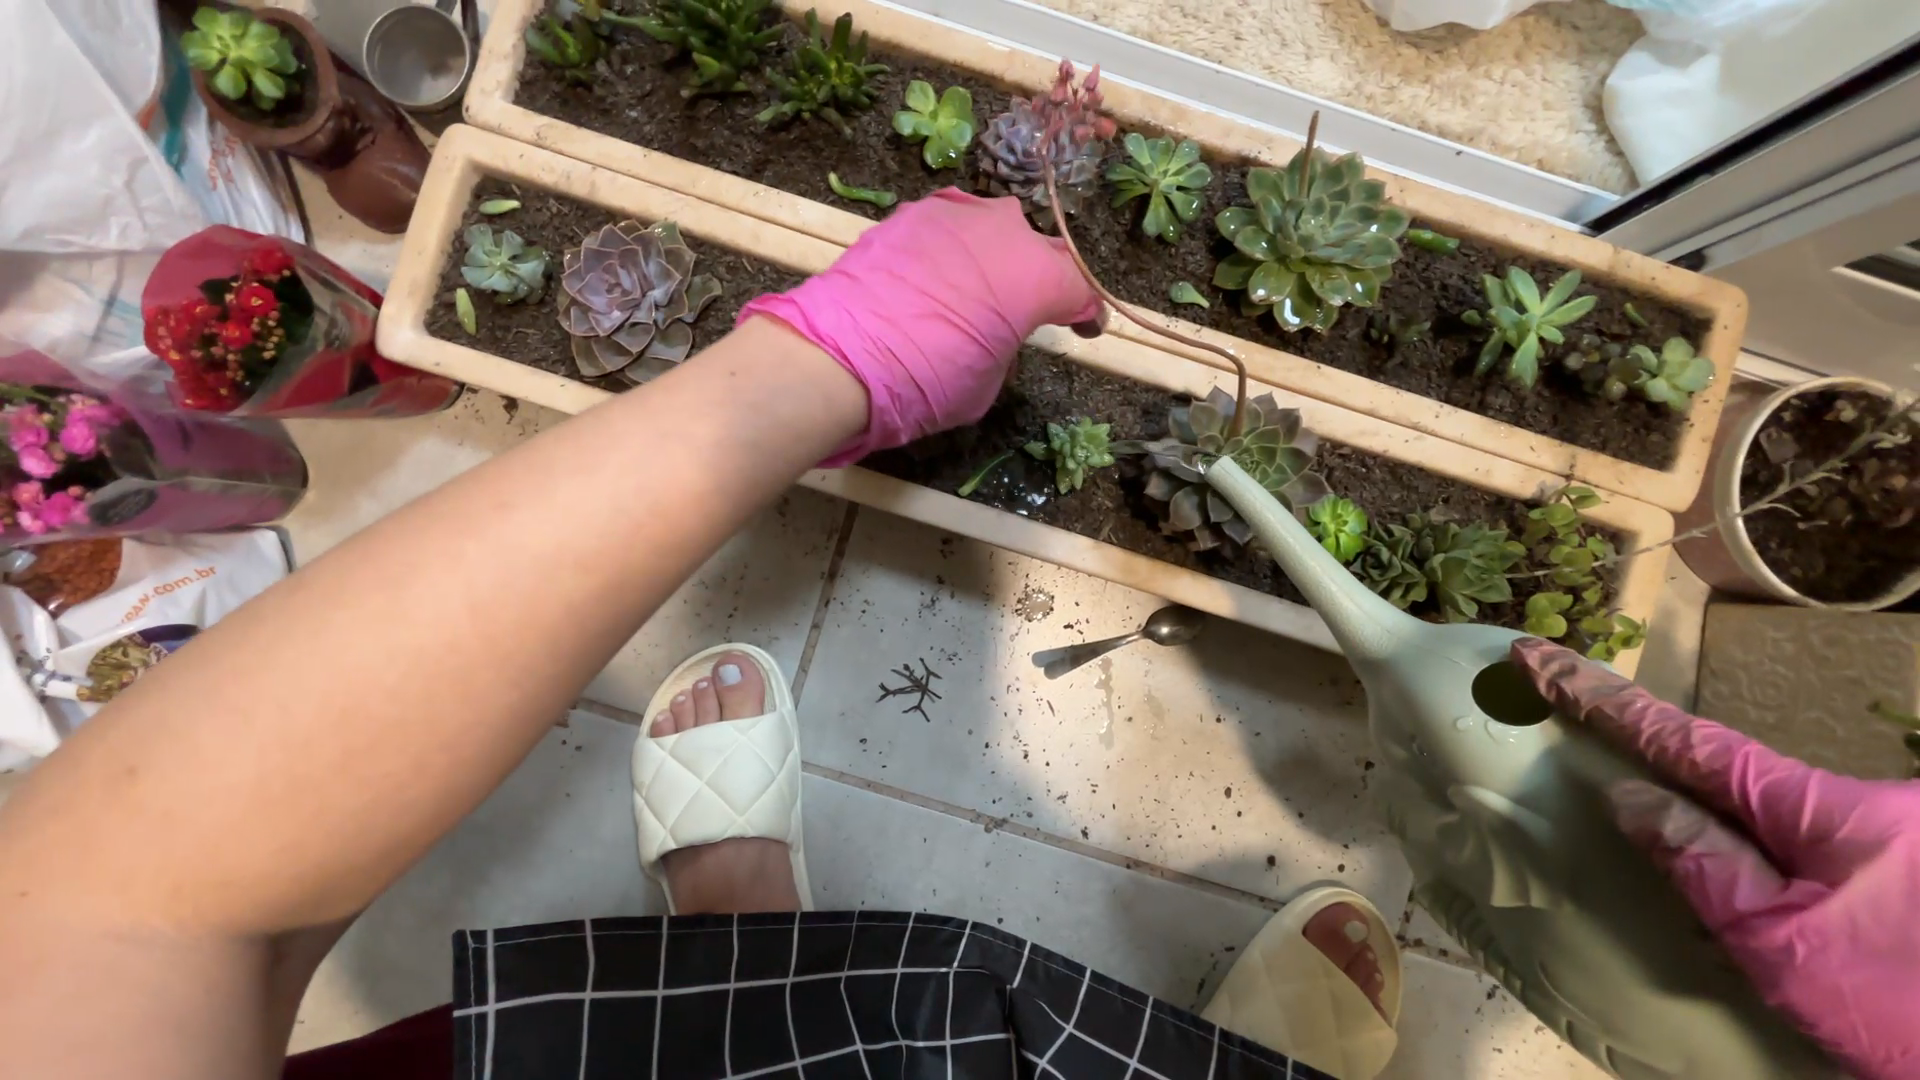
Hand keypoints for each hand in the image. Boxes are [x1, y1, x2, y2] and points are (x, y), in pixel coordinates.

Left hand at [737, 189, 1100, 465]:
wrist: (842, 356)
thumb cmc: (928, 380)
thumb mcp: (987, 382)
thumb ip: (1007, 346)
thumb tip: (997, 333)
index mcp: (1039, 277)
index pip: (1080, 289)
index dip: (1085, 312)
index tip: (1085, 328)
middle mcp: (1007, 232)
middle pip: (1041, 251)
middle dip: (1042, 279)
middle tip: (1030, 309)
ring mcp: (958, 214)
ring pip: (995, 232)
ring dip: (997, 259)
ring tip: (981, 291)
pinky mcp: (914, 213)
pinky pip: (952, 228)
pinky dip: (956, 251)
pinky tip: (939, 278)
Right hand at [1510, 638, 1919, 1079]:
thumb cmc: (1909, 1012)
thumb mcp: (1782, 944)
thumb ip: (1701, 862)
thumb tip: (1625, 795)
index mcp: (1823, 807)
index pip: (1682, 738)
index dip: (1600, 696)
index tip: (1534, 656)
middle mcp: (1859, 803)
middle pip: (1721, 759)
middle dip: (1637, 728)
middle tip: (1560, 694)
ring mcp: (1886, 833)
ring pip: (1757, 797)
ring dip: (1684, 782)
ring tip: (1616, 768)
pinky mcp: (1900, 868)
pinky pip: (1789, 828)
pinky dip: (1730, 819)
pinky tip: (1707, 833)